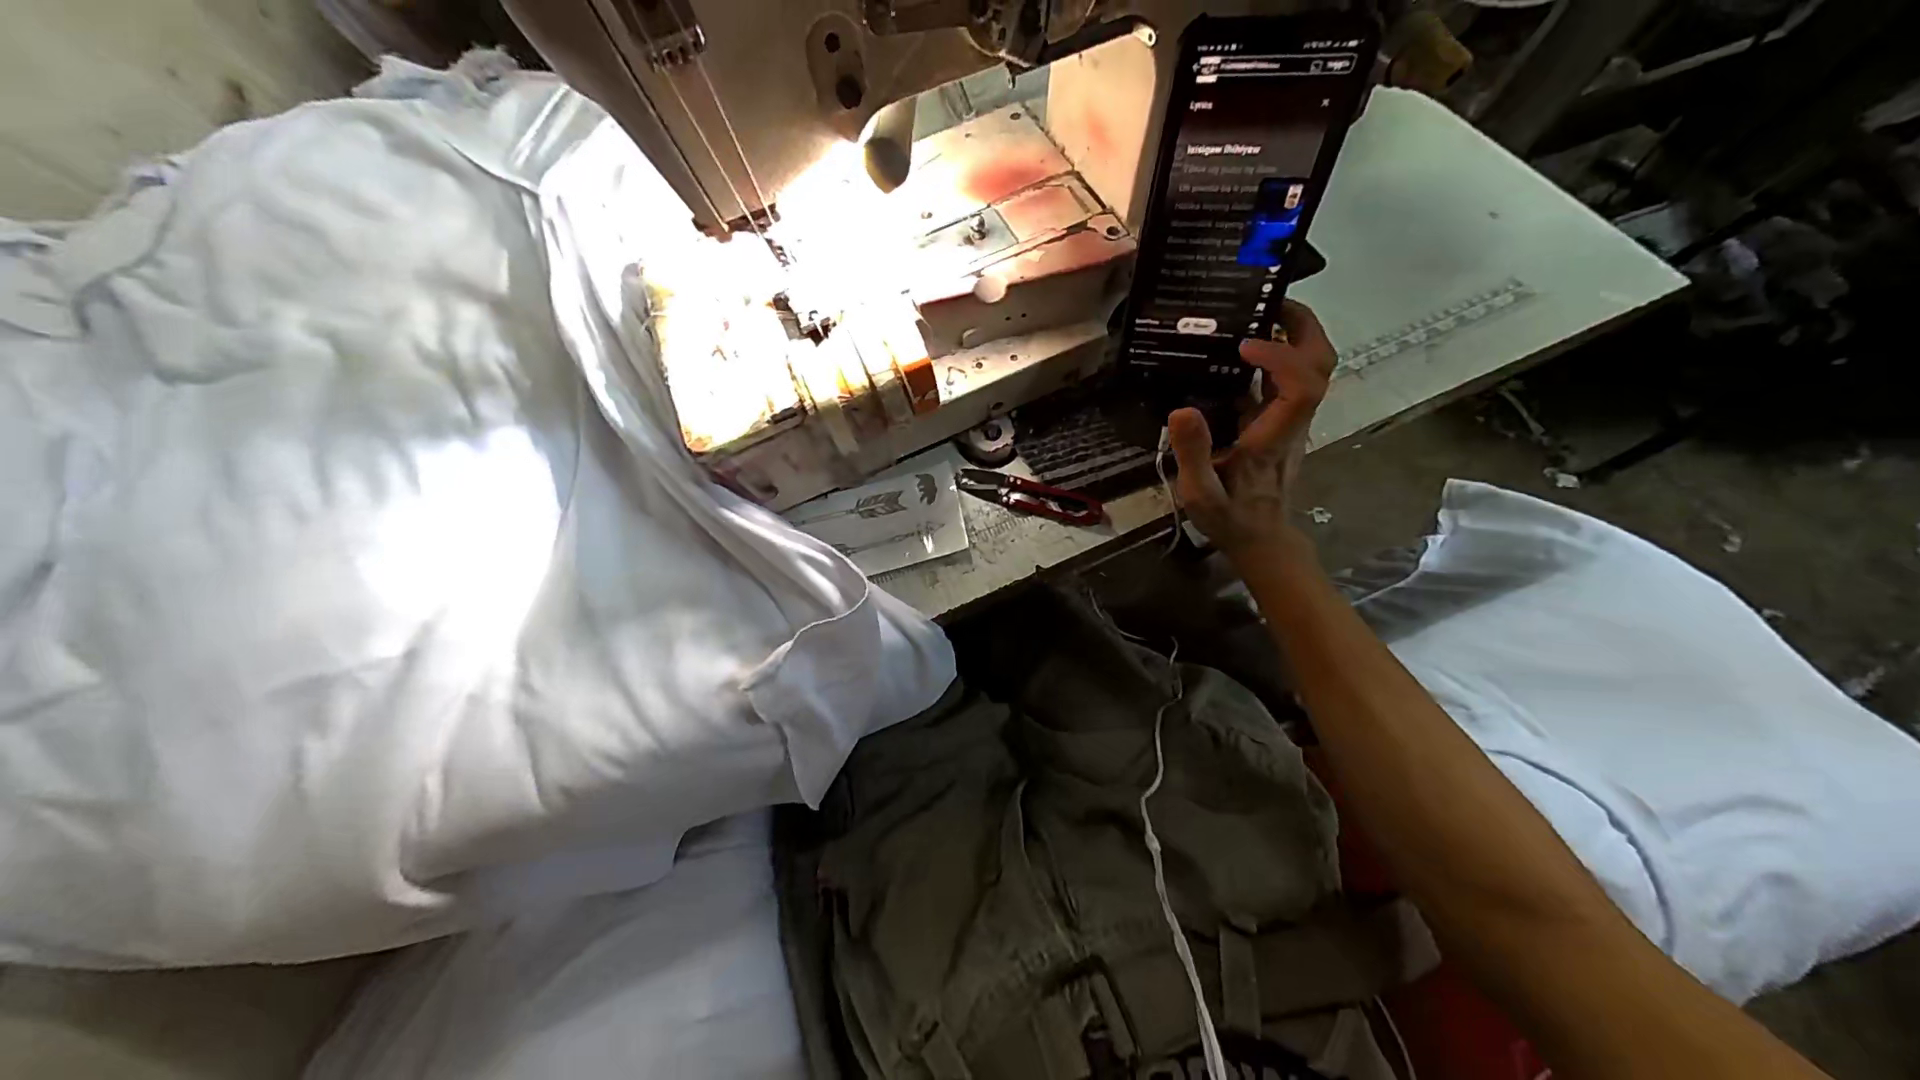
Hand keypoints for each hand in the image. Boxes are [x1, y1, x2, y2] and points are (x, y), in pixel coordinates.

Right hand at [1167, 299, 1334, 561]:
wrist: (1261, 539)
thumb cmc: (1231, 519)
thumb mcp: (1200, 495)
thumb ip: (1192, 454)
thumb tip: (1182, 407)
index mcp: (1275, 437)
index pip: (1301, 385)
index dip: (1281, 355)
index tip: (1244, 342)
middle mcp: (1292, 422)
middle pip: (1321, 364)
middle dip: (1302, 326)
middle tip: (1266, 301)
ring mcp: (1290, 421)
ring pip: (1311, 367)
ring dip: (1292, 334)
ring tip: (1253, 313)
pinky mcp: (1279, 422)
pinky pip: (1288, 379)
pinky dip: (1274, 354)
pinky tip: (1240, 349)